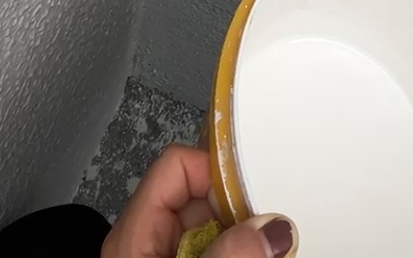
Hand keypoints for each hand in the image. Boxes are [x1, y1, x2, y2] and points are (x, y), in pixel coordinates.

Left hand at [101, 145, 296, 257]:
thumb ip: (226, 254)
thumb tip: (273, 228)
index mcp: (136, 232)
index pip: (179, 164)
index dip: (219, 168)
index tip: (256, 183)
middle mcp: (152, 243)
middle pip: (206, 195)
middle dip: (243, 204)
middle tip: (274, 222)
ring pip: (219, 226)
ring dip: (250, 231)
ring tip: (276, 240)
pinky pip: (223, 249)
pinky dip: (246, 249)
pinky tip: (267, 253)